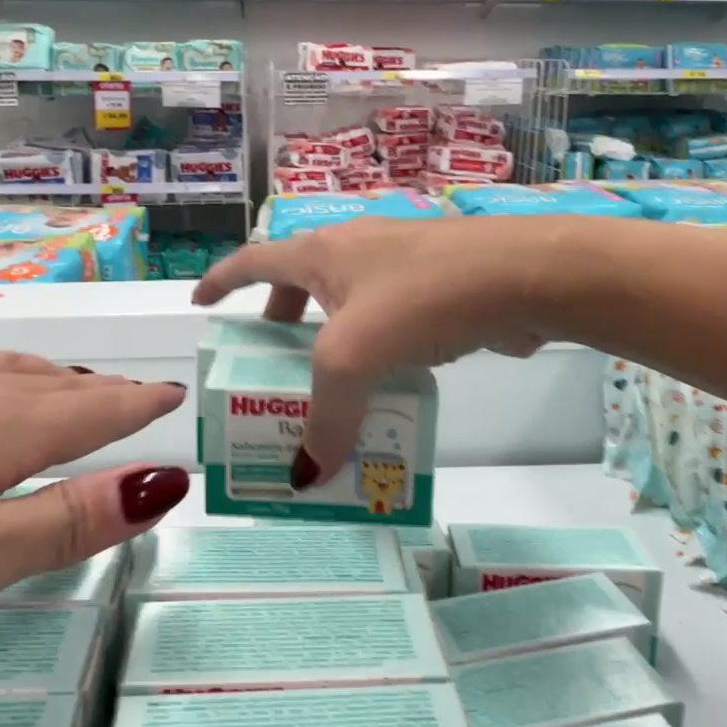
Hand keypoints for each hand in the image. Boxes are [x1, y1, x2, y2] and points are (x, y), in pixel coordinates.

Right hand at [192, 216, 564, 487]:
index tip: (199, 305)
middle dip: (280, 322)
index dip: (221, 281)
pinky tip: (390, 393)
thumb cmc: (423, 299)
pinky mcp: (441, 289)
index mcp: (323, 252)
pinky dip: (379, 356)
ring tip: (330, 393)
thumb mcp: (355, 356)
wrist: (526, 275)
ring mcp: (403, 266)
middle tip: (270, 364)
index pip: (254, 260)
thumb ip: (325, 416)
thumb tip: (305, 475)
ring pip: (351, 307)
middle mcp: (357, 250)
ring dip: (333, 345)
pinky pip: (392, 324)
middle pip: (301, 284)